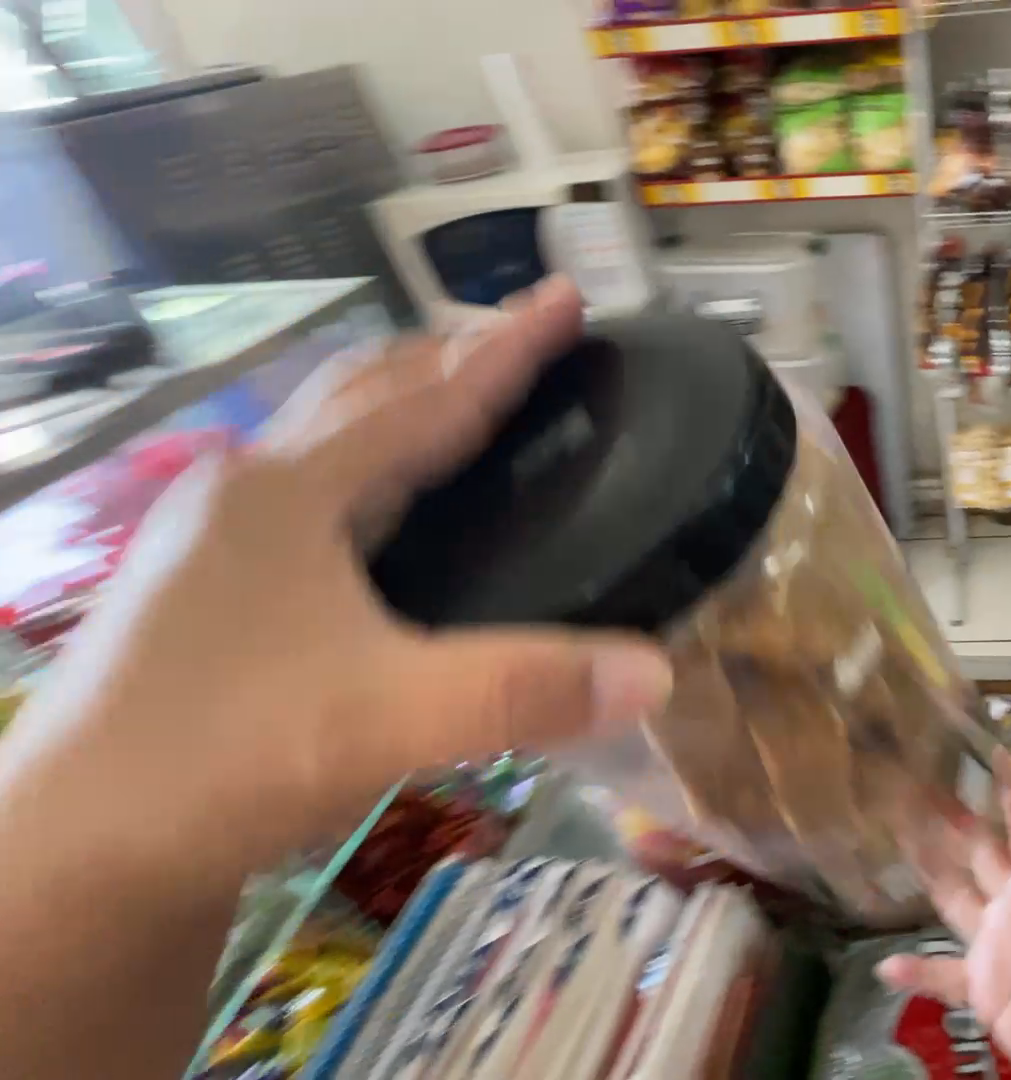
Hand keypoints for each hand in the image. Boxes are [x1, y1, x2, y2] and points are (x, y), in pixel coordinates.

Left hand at [0, 277, 673, 889]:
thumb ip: (525, 691)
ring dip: (415, 398)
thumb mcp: (389, 721)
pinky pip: (327, 487)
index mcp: (293, 495)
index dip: (506, 347)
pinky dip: (386, 460)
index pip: (426, 399)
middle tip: (532, 334)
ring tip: (479, 391)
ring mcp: (228, 538)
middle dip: (458, 351)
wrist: (73, 861)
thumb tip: (659, 672)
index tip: (569, 299)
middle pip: (371, 391)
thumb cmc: (225, 761)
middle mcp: (254, 494)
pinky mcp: (227, 585)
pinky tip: (410, 499)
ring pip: (338, 435)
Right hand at [877, 750, 1010, 1079]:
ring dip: (929, 872)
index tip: (995, 751)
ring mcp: (999, 945)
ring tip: (897, 839)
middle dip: (954, 821)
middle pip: (980, 852)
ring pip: (955, 899)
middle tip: (918, 785)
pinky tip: (886, 963)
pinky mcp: (985, 988)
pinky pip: (943, 974)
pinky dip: (916, 971)